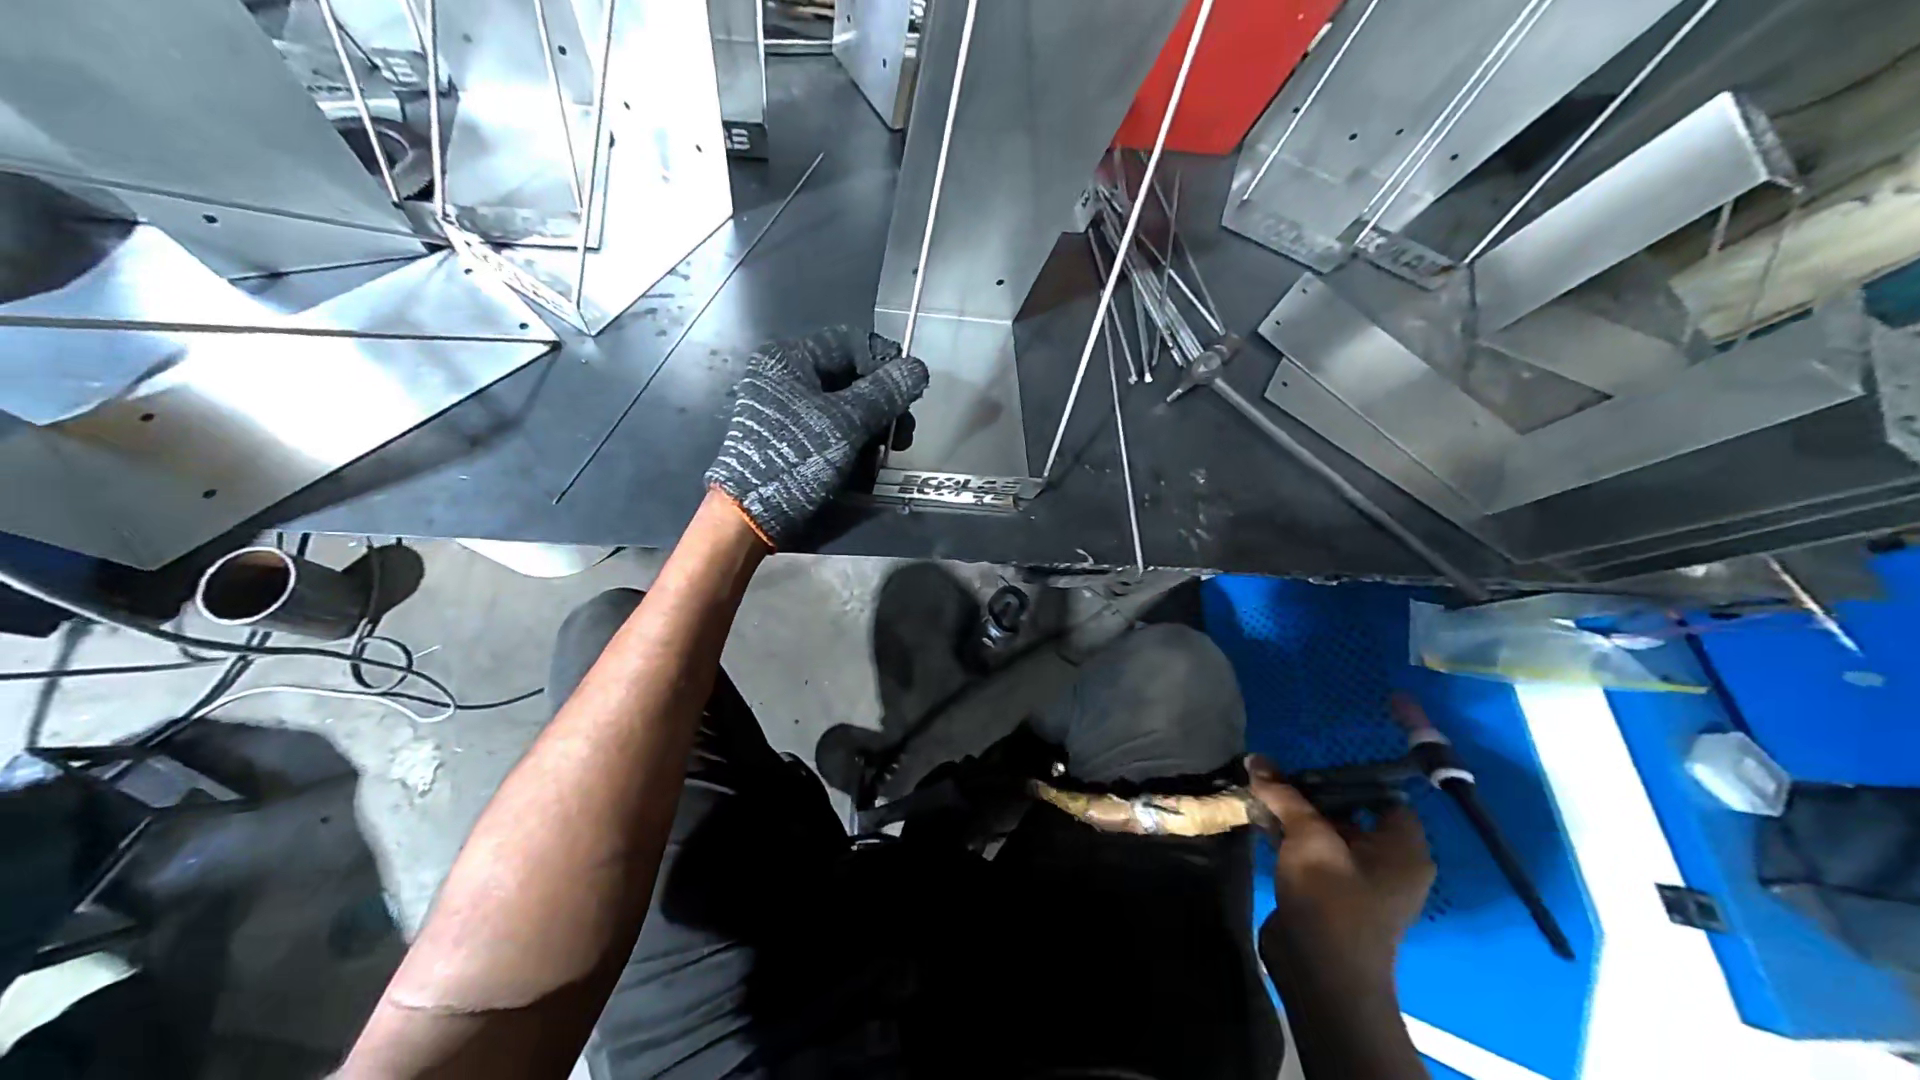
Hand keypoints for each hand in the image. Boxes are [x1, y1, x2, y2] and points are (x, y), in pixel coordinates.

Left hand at [705, 327, 928, 548]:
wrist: (753, 511)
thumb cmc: (797, 455)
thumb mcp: (846, 422)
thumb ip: (885, 392)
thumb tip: (918, 369)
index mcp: (790, 358)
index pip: (850, 342)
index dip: (885, 362)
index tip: (910, 390)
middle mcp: (787, 376)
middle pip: (851, 376)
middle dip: (884, 403)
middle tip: (903, 432)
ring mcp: (789, 408)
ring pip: (847, 405)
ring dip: (875, 426)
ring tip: (890, 451)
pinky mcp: (794, 437)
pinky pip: (834, 427)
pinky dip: (856, 441)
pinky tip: (871, 462)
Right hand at [1246, 753, 1434, 985]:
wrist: (1321, 972)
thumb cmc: (1331, 898)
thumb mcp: (1308, 837)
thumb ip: (1284, 795)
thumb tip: (1254, 758)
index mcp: (1403, 848)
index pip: (1384, 796)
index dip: (1348, 776)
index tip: (1310, 761)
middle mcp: (1388, 862)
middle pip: (1349, 811)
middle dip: (1310, 793)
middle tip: (1275, 773)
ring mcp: (1359, 880)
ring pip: (1326, 832)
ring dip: (1294, 814)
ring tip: (1259, 791)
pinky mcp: (1330, 893)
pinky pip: (1312, 853)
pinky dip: (1289, 836)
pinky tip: (1259, 819)